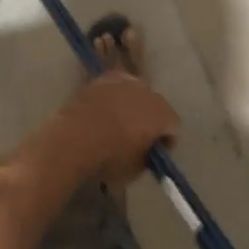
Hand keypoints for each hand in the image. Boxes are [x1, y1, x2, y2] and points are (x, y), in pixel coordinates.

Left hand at [60, 73, 178, 186]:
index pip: (174, 127)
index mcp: (162, 115)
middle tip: (139, 137)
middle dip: (151, 120)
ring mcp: (124, 82)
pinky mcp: (102, 79)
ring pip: (136, 93)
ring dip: (133, 105)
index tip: (155, 153)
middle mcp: (148, 92)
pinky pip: (116, 86)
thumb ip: (147, 158)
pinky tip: (105, 108)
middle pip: (157, 106)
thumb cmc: (110, 157)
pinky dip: (114, 96)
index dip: (166, 141)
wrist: (74, 138)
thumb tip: (145, 153)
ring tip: (120, 121)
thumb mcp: (135, 169)